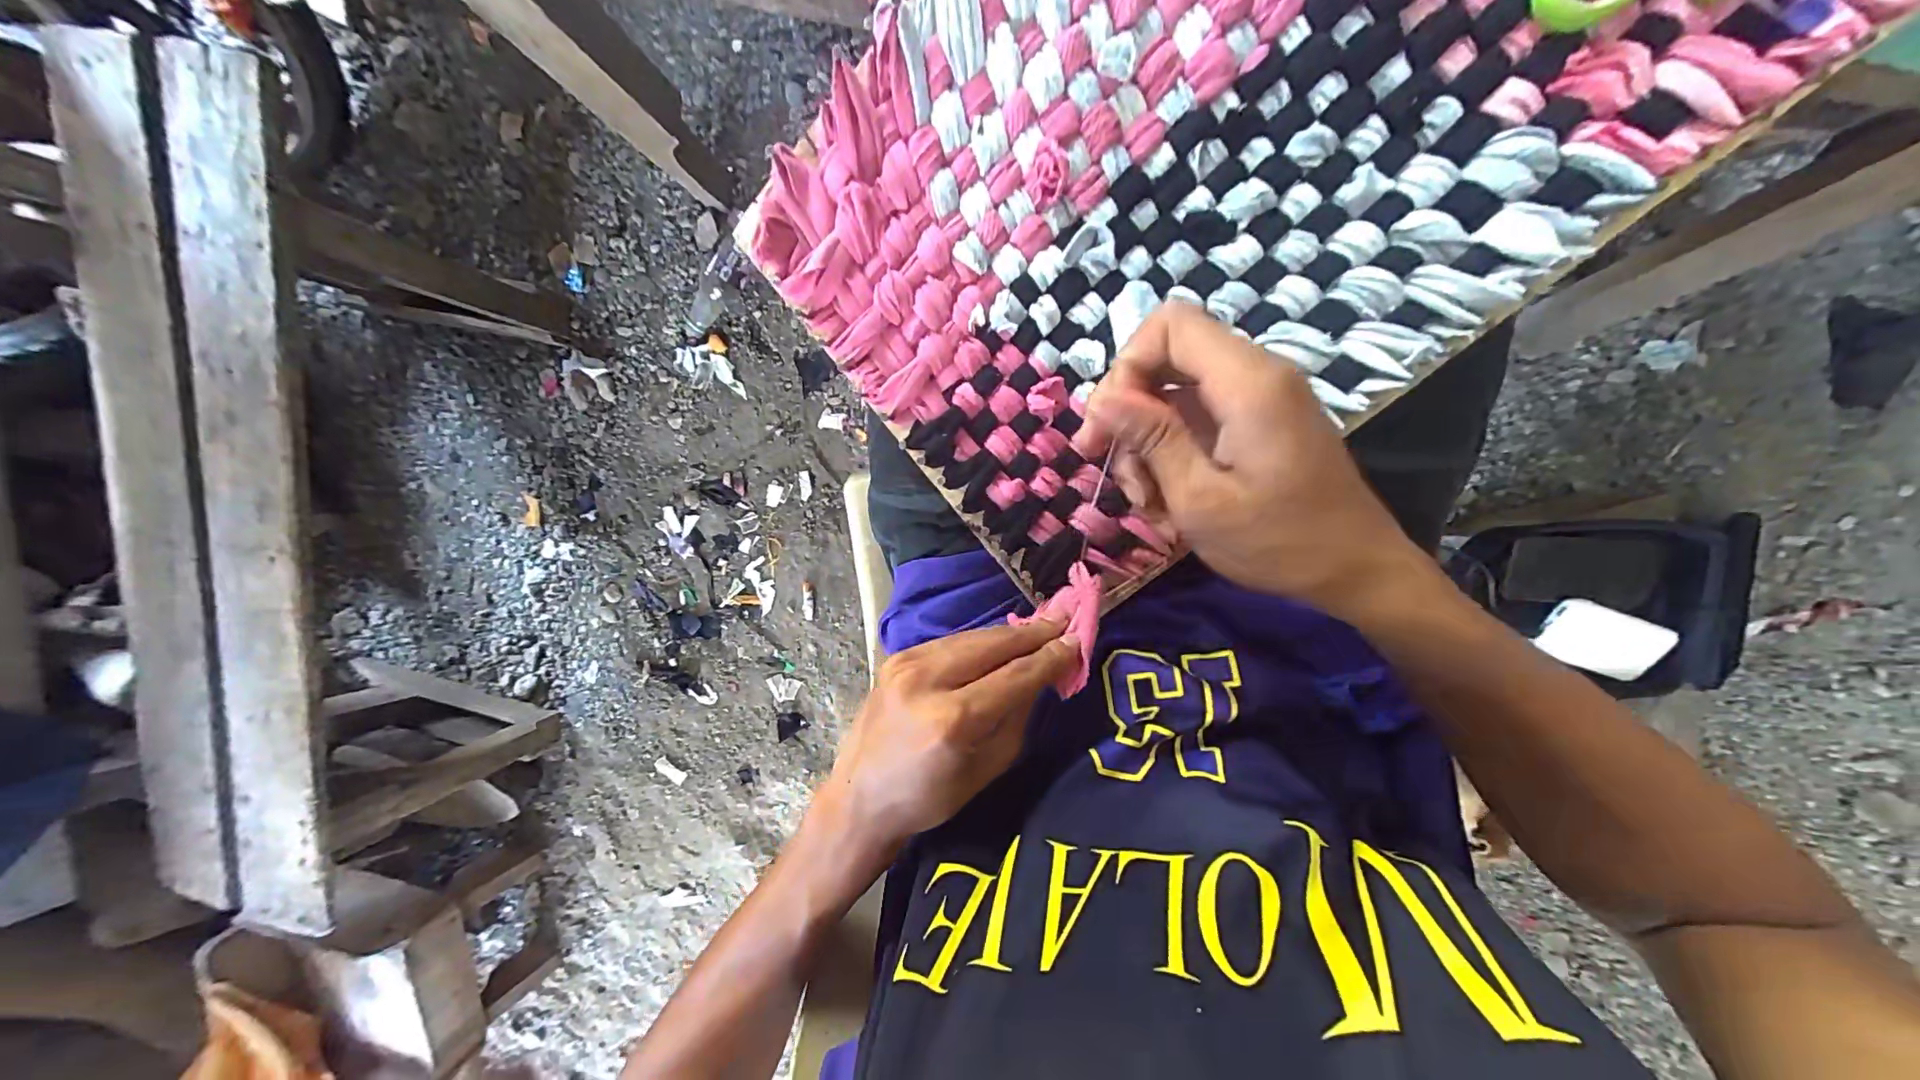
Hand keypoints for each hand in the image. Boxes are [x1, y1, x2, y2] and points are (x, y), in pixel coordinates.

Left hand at [813, 618, 1078, 854]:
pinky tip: (1000, 640)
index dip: (1050, 658)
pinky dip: (979, 640)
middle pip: (993, 644)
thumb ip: (1017, 717)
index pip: (1015, 676)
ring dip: (1008, 633)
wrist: (860, 796)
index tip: (1076, 642)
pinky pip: (950, 641)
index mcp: (953, 718)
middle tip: (1064, 622)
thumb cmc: (929, 797)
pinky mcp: (896, 657)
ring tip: (1040, 626)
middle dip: (1032, 633)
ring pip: (971, 636)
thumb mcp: (988, 768)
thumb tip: (1040, 677)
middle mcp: (927, 680)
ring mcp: (906, 663)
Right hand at [1074, 302, 1440, 620]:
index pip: (1169, 325)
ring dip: (1147, 444)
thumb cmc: (1278, 543)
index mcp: (1248, 383)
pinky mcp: (1259, 424)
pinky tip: (1169, 503)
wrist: (1356, 571)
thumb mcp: (1200, 499)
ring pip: (1175, 395)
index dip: (1126, 365)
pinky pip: (1198, 419)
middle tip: (1107, 465)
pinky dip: (1172, 454)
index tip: (1108, 425)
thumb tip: (1104, 398)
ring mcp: (1259, 400)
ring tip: (1148, 502)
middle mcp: (1255, 376)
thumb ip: (1152, 439)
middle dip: (1128, 411)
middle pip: (1166, 359)